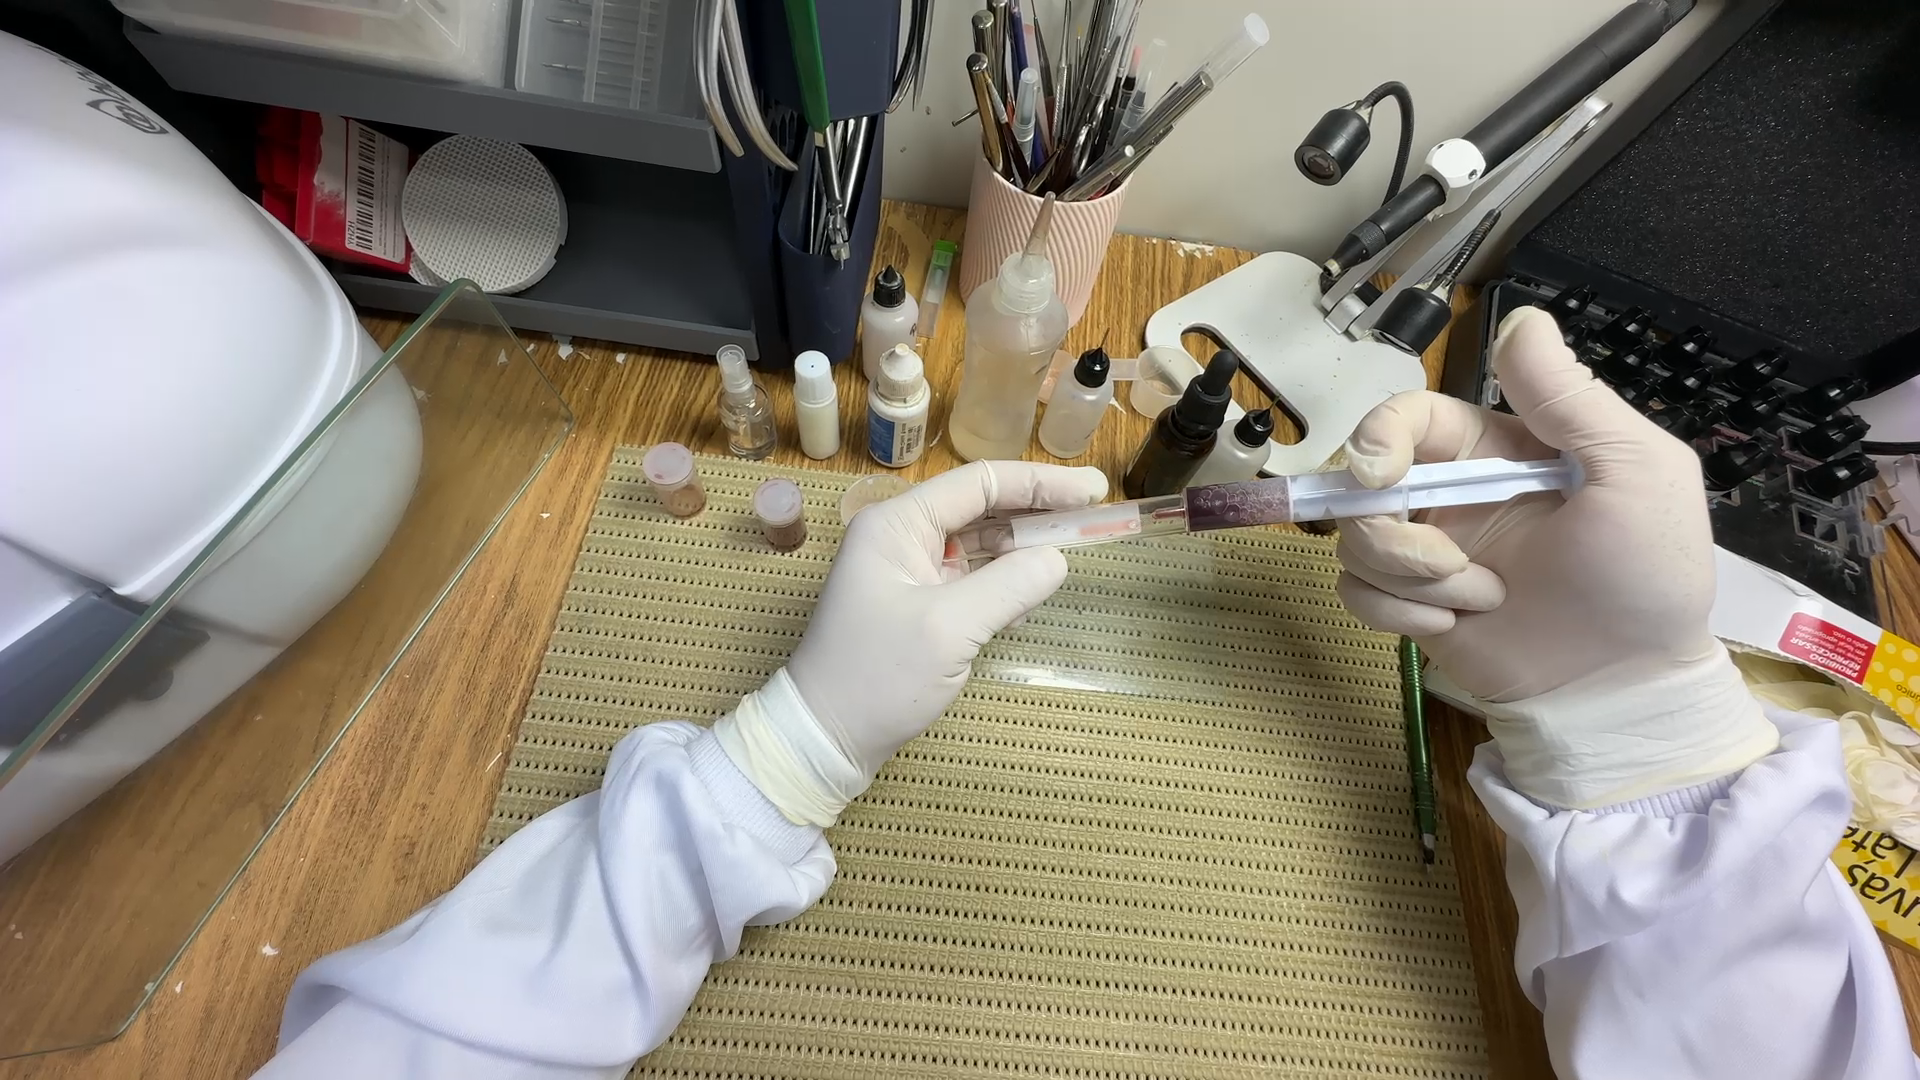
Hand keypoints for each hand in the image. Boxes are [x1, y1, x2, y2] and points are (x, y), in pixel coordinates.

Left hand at [715, 460, 1108, 824]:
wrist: (823, 738)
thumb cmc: (878, 677)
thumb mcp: (949, 628)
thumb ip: (1009, 585)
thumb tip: (1057, 561)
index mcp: (898, 523)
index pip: (980, 483)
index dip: (1042, 484)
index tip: (1095, 492)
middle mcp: (900, 535)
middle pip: (981, 508)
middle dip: (1036, 514)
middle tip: (1092, 521)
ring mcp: (907, 570)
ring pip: (977, 544)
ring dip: (1020, 551)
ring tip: (1067, 557)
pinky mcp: (915, 603)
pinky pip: (968, 578)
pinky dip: (1000, 585)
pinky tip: (1023, 604)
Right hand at [1334, 306, 1775, 807]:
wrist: (1618, 683)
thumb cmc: (1641, 574)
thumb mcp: (1635, 473)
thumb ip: (1571, 400)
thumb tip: (1520, 320)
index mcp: (1489, 454)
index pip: (1405, 419)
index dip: (1375, 436)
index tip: (1378, 475)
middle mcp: (1441, 496)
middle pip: (1357, 485)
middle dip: (1388, 531)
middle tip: (1439, 562)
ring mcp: (1415, 552)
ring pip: (1352, 543)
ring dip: (1414, 578)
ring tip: (1483, 598)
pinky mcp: (1399, 601)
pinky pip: (1354, 593)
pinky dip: (1400, 614)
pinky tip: (1453, 624)